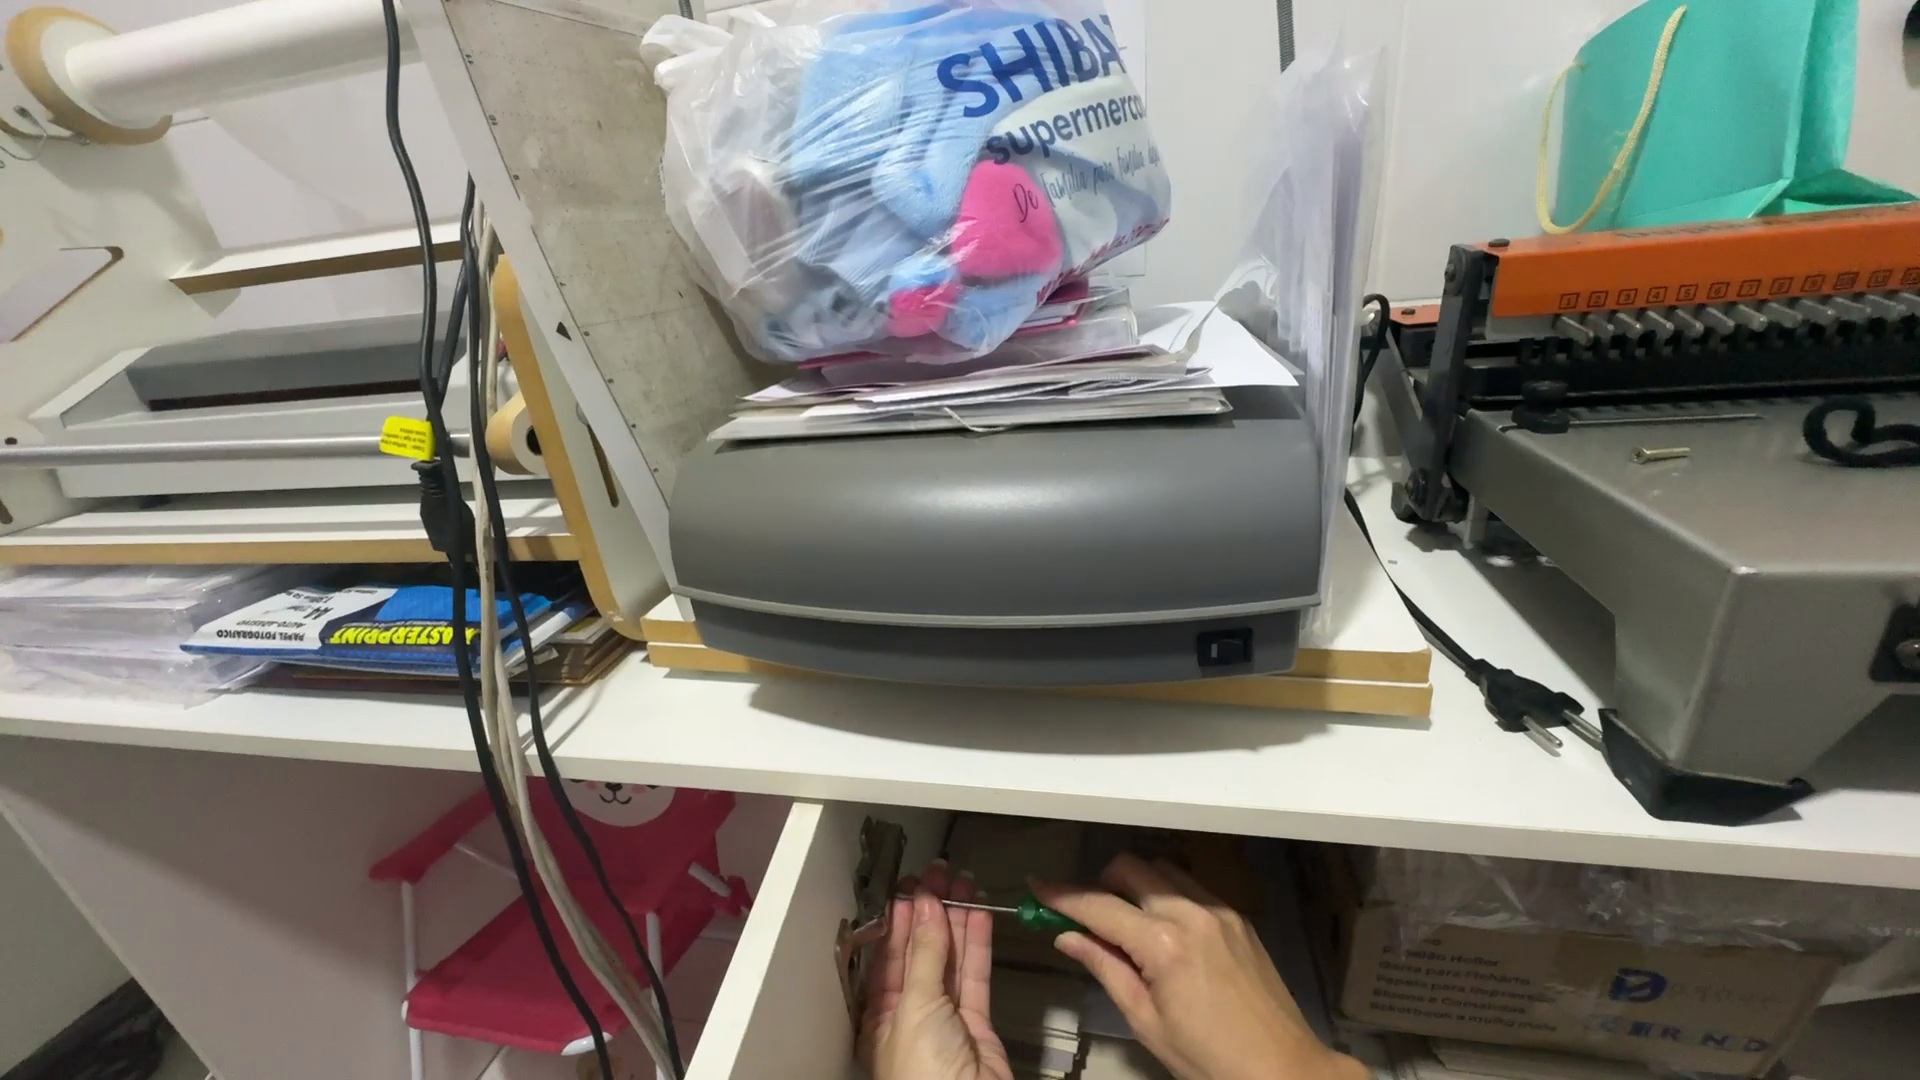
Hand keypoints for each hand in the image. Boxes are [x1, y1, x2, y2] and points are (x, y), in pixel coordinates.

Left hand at [861, 861, 1013, 1079]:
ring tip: (963, 880)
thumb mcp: (916, 1007)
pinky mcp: (976, 1023)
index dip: (899, 915)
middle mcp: (910, 1012)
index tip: (912, 880)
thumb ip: (925, 952)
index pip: (887, 952)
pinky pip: (975, 974)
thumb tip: (924, 902)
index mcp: (879, 1014)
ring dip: (957, 918)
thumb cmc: (923, 1075)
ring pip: (950, 957)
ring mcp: (945, 1017)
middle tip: (940, 870)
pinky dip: (978, 942)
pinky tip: (979, 911)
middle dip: (930, 910)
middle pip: (920, 950)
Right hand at [1034, 854, 1366, 1079]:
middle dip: (1101, 883)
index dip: (1062, 896)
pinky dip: (1167, 893)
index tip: (1038, 886)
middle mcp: (1189, 912)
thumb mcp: (1146, 1022)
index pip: (1099, 907)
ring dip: (1136, 883)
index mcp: (1163, 945)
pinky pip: (1190, 885)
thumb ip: (1105, 968)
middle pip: (1129, 868)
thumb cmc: (1209, 1061)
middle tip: (1091, 915)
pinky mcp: (1236, 914)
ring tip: (1130, 921)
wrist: (1286, 1072)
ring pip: (1160, 868)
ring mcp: (1217, 909)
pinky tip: (1167, 928)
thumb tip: (1066, 936)